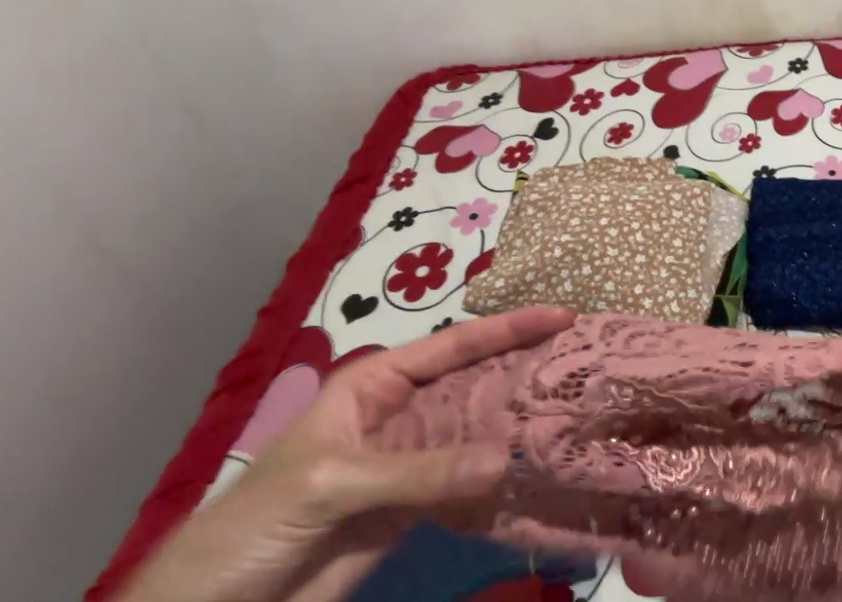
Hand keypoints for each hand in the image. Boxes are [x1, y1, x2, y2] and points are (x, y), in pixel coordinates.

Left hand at [120, 306, 575, 601]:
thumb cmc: (255, 524)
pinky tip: (545, 464)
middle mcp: (403, 411)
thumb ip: (420, 470)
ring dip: (525, 423)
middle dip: (528, 370)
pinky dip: (508, 474)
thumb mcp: (331, 483)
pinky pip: (473, 480)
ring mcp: (414, 460)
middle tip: (587, 363)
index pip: (455, 345)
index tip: (565, 317)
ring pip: (483, 429)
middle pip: (478, 381)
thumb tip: (507, 459)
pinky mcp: (420, 505)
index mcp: (376, 383)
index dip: (510, 328)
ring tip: (581, 409)